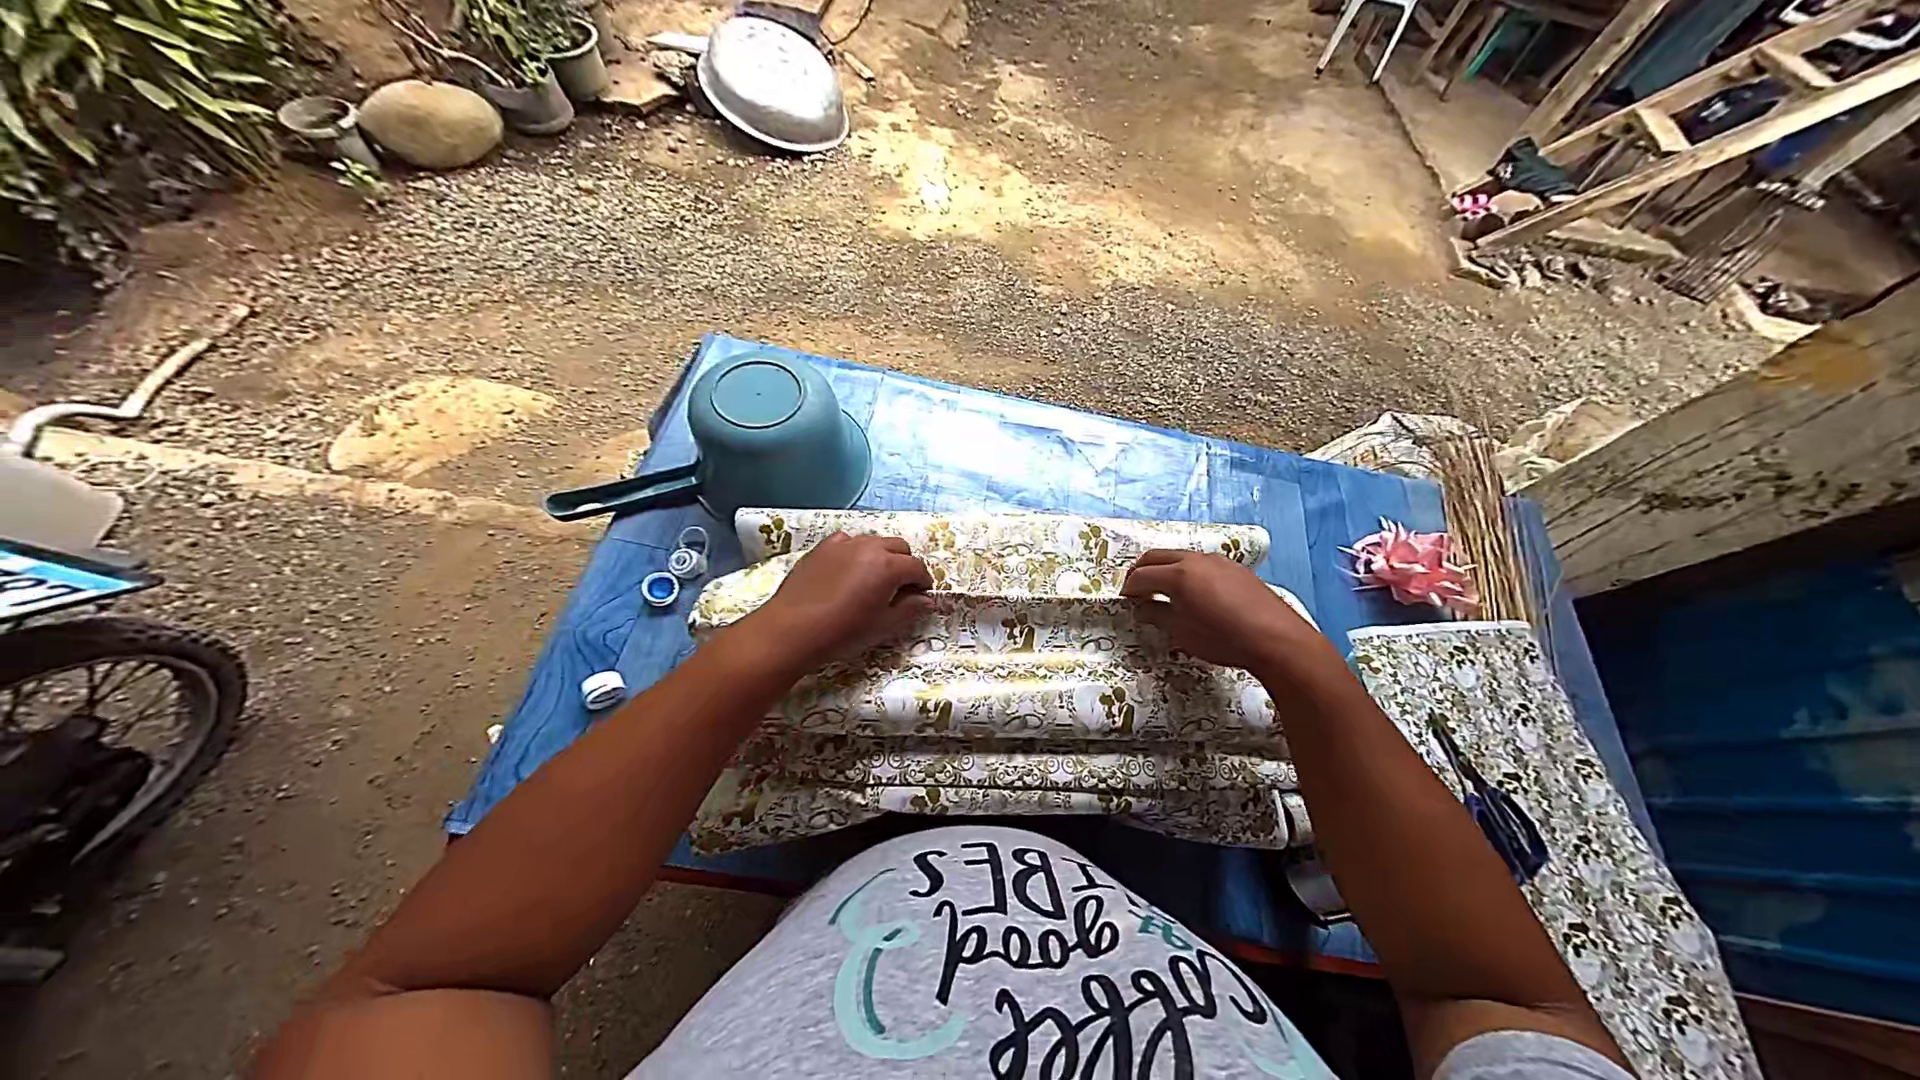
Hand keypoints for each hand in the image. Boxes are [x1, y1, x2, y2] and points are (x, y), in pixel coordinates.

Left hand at [733, 532, 934, 674]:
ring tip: (875, 580)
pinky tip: (849, 570)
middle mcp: (869, 547)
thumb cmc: (842, 632)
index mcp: (888, 566)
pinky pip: (848, 542)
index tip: (921, 596)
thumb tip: (926, 600)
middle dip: (905, 565)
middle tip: (901, 588)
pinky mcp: (821, 548)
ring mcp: (843, 545)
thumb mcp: (883, 626)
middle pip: (899, 547)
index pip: (917, 567)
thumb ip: (909, 610)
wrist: (791, 630)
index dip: (923, 582)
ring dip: (883, 556)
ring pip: (874, 541)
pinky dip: (856, 552)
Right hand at [1120, 550, 1336, 676]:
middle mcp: (1196, 560)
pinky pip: (1202, 564)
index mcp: (1178, 575)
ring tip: (1163, 591)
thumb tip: (1145, 607)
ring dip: (1166, 569)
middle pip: (1157, 557)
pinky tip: (1194, 592)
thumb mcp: (1182, 633)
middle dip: (1142, 571)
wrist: (1277, 640)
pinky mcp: (1236, 569)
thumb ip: (1159, 616)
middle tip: (1136, 589)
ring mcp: (1218, 561)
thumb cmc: (1224, 640)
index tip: (1125, 599)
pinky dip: (1187, 572)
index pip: (1142, 575)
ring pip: (1180, 557)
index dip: (1129, 588)